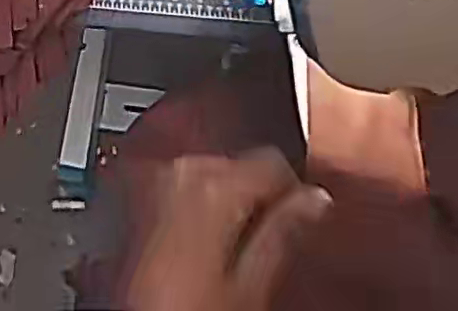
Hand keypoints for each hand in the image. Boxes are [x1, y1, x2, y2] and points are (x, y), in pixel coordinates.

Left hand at [124, 148, 331, 310]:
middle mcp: (180, 167)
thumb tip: (315, 199)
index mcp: (211, 182)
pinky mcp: (142, 191)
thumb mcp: (249, 286)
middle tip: (268, 244)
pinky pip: (187, 183)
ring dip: (230, 201)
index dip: (295, 190)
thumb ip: (284, 233)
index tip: (304, 217)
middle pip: (241, 165)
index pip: (274, 160)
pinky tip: (205, 243)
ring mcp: (157, 176)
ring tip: (234, 250)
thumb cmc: (183, 309)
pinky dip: (202, 204)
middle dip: (259, 197)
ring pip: (214, 172)